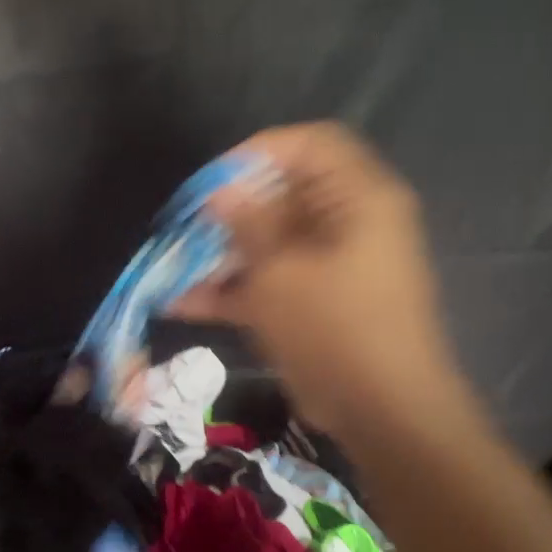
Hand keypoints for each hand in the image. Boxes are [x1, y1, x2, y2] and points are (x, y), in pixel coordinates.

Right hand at [172, 121, 462, 432]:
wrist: (379, 405)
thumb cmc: (335, 328)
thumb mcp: (282, 271)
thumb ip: (249, 225)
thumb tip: (221, 191)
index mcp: (357, 200)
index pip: (309, 146)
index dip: (256, 155)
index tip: (207, 185)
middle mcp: (345, 224)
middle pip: (281, 196)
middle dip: (227, 211)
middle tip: (182, 231)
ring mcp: (327, 266)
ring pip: (265, 243)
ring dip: (218, 254)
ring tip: (172, 269)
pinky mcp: (310, 303)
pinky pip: (265, 282)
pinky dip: (228, 289)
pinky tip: (180, 304)